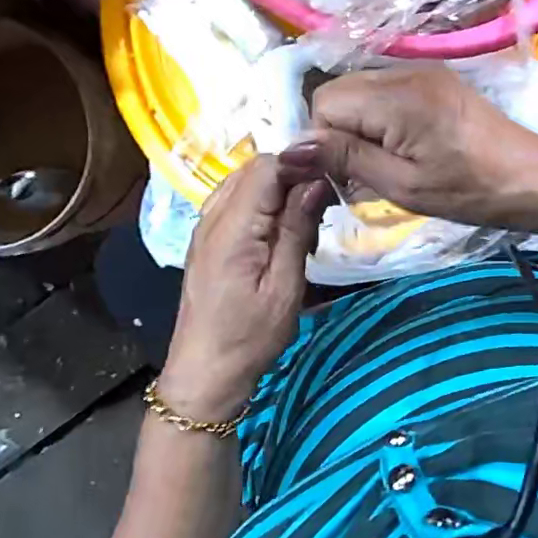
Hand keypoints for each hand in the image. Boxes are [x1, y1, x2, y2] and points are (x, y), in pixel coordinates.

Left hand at [158, 156, 332, 420]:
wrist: (205, 372)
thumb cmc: (249, 337)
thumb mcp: (284, 288)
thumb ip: (297, 229)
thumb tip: (316, 181)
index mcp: (231, 227)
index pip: (267, 167)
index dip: (302, 165)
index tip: (333, 182)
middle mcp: (211, 217)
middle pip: (254, 169)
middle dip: (292, 176)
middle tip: (322, 210)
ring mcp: (204, 227)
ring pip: (244, 183)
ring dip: (277, 192)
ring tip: (304, 225)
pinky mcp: (206, 240)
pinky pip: (234, 203)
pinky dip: (261, 206)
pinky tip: (279, 234)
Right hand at [281, 64, 537, 228]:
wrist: (531, 177)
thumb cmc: (469, 191)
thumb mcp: (402, 185)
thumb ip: (346, 159)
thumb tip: (293, 147)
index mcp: (395, 97)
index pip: (323, 102)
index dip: (323, 141)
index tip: (344, 176)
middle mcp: (402, 72)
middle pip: (337, 92)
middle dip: (337, 133)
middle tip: (360, 175)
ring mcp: (419, 72)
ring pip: (357, 93)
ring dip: (356, 129)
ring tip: (381, 165)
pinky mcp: (431, 80)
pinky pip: (382, 94)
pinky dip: (377, 121)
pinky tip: (398, 149)